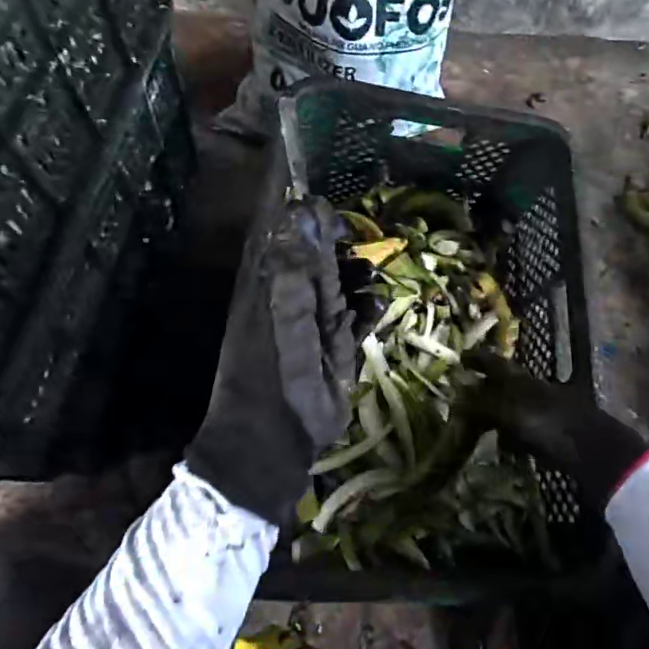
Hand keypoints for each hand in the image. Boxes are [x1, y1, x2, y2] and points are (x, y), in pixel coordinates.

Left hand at [186, 194, 356, 522]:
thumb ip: (296, 265)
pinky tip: (377, 304)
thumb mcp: (284, 312)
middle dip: (340, 248)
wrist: (274, 437)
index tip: (335, 217)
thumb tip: (305, 211)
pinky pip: (356, 318)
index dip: (311, 221)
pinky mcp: (334, 348)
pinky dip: (369, 309)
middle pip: (319, 259)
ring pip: (340, 286)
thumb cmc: (274, 373)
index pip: (289, 237)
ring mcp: (314, 324)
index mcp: (271, 284)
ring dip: (358, 277)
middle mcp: (292, 298)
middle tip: (358, 247)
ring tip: (371, 277)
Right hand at [467, 356, 648, 504]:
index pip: (492, 361)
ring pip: (511, 409)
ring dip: (495, 417)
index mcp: (520, 378)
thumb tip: (455, 395)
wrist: (595, 450)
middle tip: (459, 402)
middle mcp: (530, 389)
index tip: (458, 359)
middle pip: (501, 385)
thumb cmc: (550, 424)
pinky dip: (511, 438)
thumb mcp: (511, 411)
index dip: (476, 358)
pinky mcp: (550, 434)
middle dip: (481, 392)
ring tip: (475, 430)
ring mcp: (541, 411)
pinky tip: (506, 448)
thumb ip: (483, 403)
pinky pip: (522, 431)